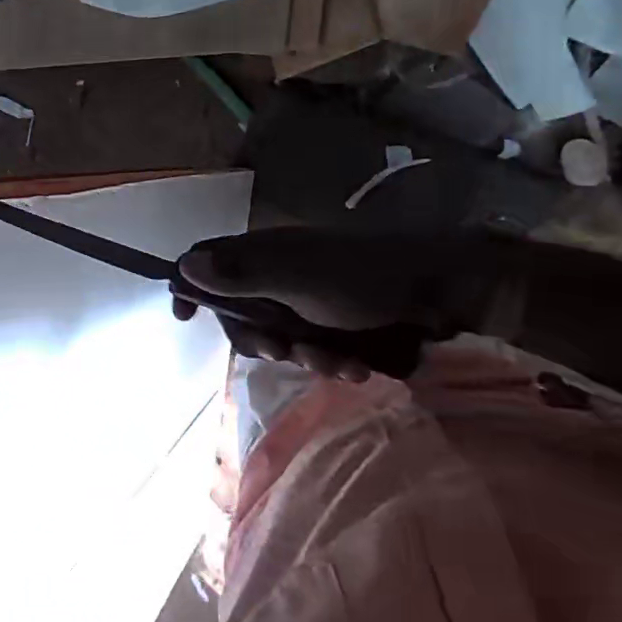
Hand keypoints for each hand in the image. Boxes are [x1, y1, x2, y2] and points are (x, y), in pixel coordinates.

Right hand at [173, 229, 467, 381]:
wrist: (436, 289)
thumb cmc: (359, 280)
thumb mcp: (296, 280)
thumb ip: (241, 276)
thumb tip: (185, 266)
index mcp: (262, 254)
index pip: (207, 260)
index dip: (191, 285)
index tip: (184, 318)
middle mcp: (275, 272)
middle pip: (237, 312)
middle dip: (259, 340)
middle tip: (283, 352)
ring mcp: (302, 296)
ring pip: (276, 335)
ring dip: (303, 356)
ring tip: (337, 363)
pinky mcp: (327, 318)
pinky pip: (308, 345)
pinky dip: (327, 358)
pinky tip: (355, 367)